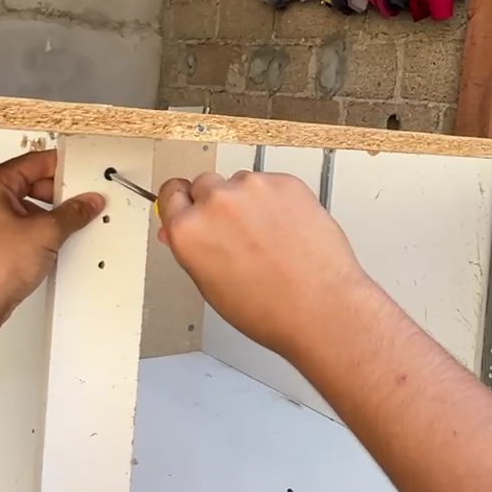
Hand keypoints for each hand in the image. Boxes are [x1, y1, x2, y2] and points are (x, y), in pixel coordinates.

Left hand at [0, 150, 103, 333]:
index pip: (35, 162)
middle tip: (85, 200)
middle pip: (32, 183)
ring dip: (52, 215)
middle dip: (60, 194)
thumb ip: (72, 213)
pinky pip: (23, 227)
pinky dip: (41, 232)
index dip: (64, 167)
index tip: (86, 173)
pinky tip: (58, 242)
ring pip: (28, 207)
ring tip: (75, 223)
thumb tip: (88, 202)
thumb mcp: (44, 233)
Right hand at [155, 171, 380, 361]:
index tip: (188, 202)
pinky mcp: (285, 182)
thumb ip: (192, 249)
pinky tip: (288, 230)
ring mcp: (252, 187)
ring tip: (270, 238)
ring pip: (241, 183)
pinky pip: (272, 183)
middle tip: (237, 231)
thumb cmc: (270, 309)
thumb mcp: (212, 285)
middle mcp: (216, 202)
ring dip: (249, 201)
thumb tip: (180, 229)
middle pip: (204, 185)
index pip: (171, 193)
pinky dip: (278, 200)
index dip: (182, 201)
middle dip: (216, 203)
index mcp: (189, 230)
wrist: (321, 307)